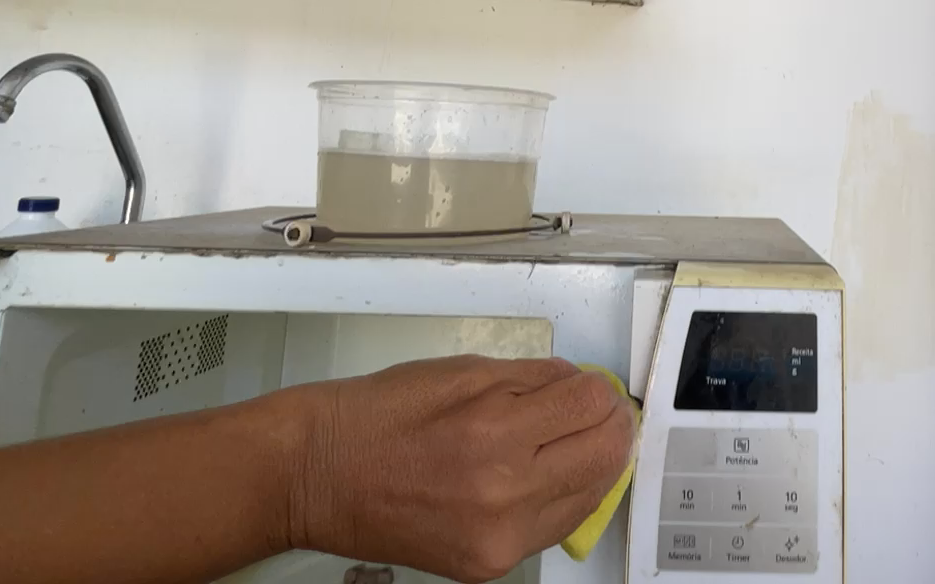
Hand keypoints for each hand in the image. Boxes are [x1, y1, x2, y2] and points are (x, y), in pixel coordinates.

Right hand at [284, 355, 636, 582]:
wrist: (323, 474)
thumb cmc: (393, 408)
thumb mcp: (470, 370)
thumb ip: (537, 378)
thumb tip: (583, 385)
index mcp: (496, 432)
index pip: (589, 408)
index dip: (600, 390)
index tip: (594, 384)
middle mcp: (504, 495)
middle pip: (603, 455)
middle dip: (612, 423)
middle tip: (600, 408)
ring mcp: (499, 540)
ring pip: (590, 495)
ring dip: (598, 460)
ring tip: (580, 435)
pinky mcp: (489, 567)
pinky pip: (557, 526)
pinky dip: (570, 493)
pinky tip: (556, 469)